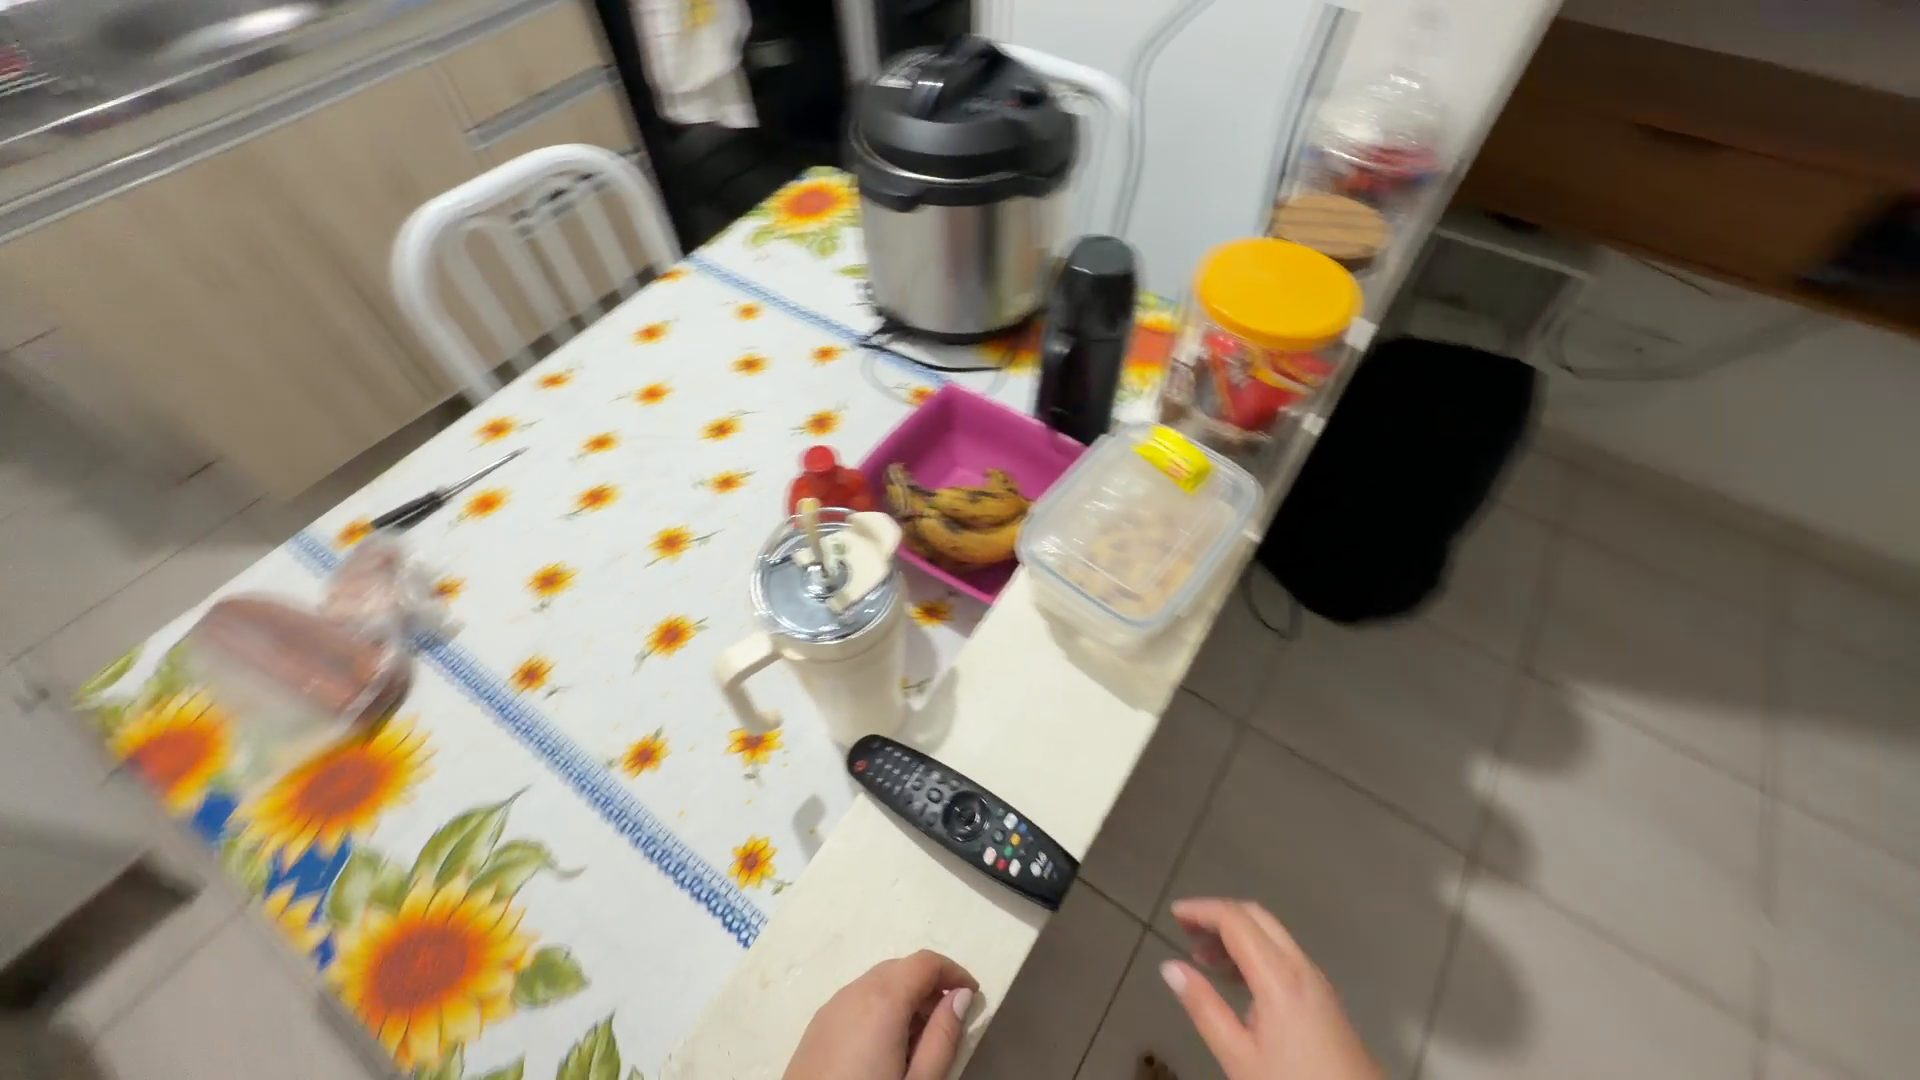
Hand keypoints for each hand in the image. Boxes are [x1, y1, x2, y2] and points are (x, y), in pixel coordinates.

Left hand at [783, 950, 978, 1079]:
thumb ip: (943, 1037)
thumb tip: (960, 996)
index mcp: (882, 1000)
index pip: (925, 962)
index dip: (954, 972)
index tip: (973, 996)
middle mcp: (854, 992)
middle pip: (901, 968)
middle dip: (929, 986)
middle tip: (948, 1022)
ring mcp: (831, 1007)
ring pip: (877, 983)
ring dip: (904, 997)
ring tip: (919, 1040)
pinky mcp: (816, 1027)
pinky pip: (857, 1000)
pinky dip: (879, 1008)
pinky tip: (885, 1047)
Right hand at [1160, 898, 1381, 1079]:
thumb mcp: (1239, 1057)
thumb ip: (1203, 1007)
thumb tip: (1170, 967)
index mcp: (1279, 978)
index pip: (1236, 920)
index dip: (1202, 910)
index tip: (1174, 914)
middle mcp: (1301, 967)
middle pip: (1256, 916)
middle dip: (1218, 915)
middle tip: (1185, 931)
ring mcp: (1316, 981)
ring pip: (1272, 934)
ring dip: (1236, 933)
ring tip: (1203, 958)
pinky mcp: (1324, 997)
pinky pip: (1284, 954)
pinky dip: (1254, 950)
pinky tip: (1237, 980)